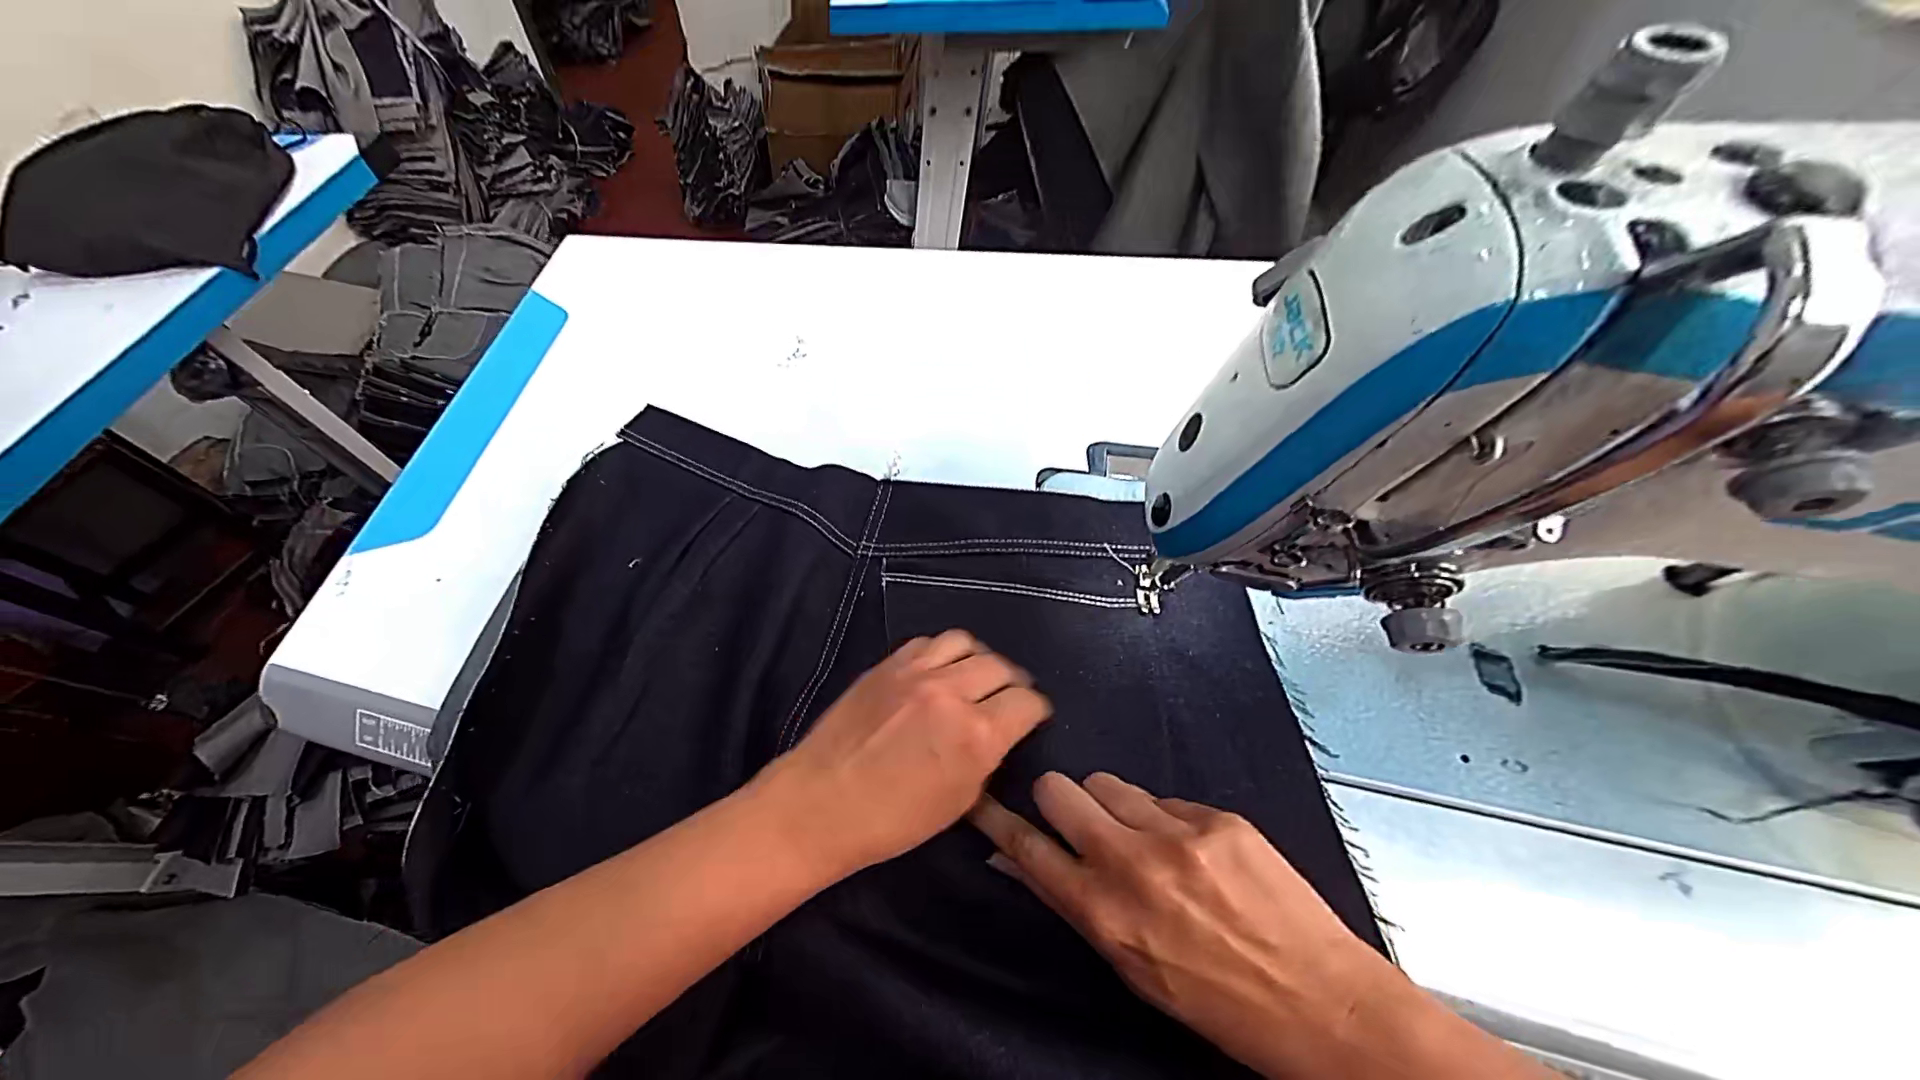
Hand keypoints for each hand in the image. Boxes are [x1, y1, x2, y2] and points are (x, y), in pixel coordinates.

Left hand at [755, 630, 1051, 876]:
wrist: (821, 803)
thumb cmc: (892, 820)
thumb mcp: (959, 802)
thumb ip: (987, 758)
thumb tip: (999, 733)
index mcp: (977, 734)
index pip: (1028, 702)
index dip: (1036, 711)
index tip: (1031, 718)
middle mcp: (952, 692)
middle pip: (1002, 667)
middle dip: (1012, 684)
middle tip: (1005, 699)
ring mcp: (917, 672)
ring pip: (967, 643)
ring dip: (979, 660)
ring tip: (973, 677)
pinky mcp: (888, 663)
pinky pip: (929, 642)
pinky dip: (943, 653)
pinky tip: (937, 672)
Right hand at [971, 773, 1548, 1079]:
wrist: (1323, 1003)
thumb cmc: (1216, 1000)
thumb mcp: (1131, 967)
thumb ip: (1073, 904)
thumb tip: (1020, 862)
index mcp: (1103, 914)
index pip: (1028, 849)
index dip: (996, 820)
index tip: (979, 798)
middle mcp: (1132, 864)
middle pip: (1060, 790)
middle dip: (1058, 799)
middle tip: (1076, 819)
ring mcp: (1177, 833)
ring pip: (1107, 782)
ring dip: (1109, 804)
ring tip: (1137, 834)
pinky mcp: (1217, 816)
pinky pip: (1163, 797)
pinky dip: (1162, 816)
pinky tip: (1190, 849)